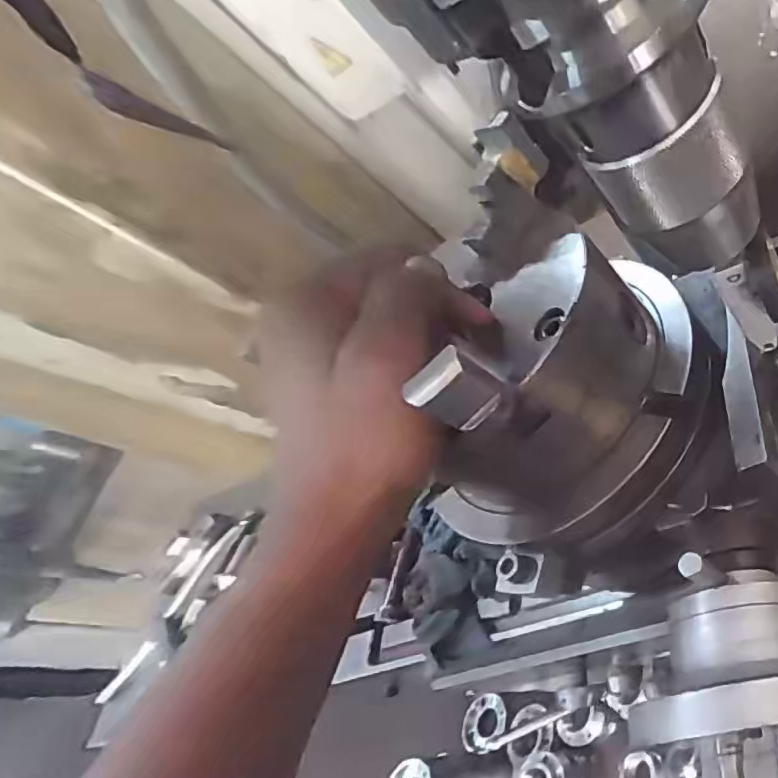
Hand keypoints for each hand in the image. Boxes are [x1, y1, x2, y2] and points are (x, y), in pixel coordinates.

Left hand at [256, 247, 491, 521]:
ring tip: (458, 374)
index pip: (388, 260)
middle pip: (387, 290)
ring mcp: (307, 354)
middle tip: (476, 351)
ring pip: (386, 323)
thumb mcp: (392, 355)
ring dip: (430, 340)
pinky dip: (412, 363)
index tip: (479, 327)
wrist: (340, 517)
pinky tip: (430, 390)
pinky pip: (378, 354)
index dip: (442, 286)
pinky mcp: (324, 386)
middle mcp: (298, 318)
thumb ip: (407, 294)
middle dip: (438, 313)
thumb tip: (425, 266)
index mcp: (307, 302)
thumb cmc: (370, 437)